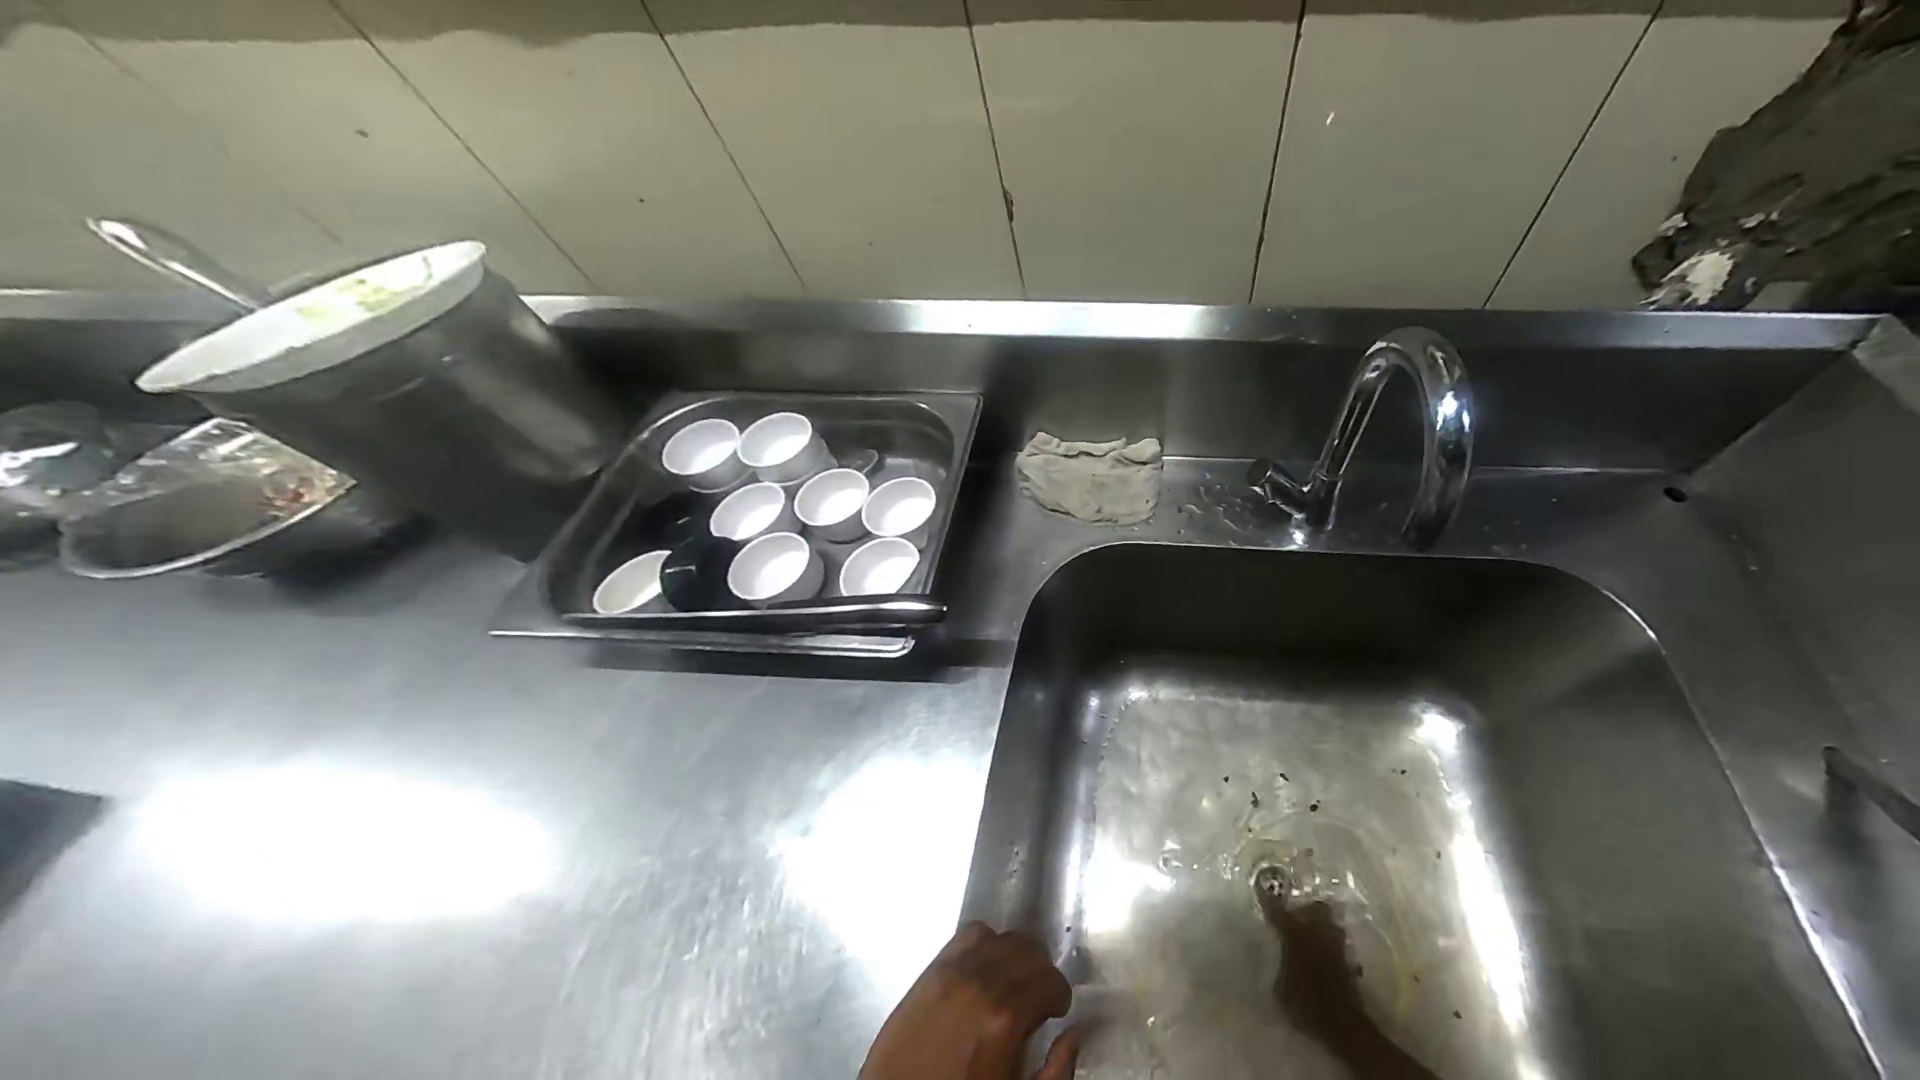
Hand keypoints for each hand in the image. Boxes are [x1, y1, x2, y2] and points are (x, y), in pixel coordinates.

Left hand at [859, 921, 1082, 1079]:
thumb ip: (1057, 1070)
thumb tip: (1075, 1030)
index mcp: (1004, 1017)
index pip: (1049, 979)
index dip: (1060, 995)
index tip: (1056, 1012)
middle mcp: (979, 982)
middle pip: (1026, 949)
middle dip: (1040, 971)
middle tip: (1038, 998)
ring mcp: (950, 970)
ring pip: (998, 936)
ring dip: (1012, 953)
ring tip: (1012, 980)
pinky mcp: (929, 970)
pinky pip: (965, 935)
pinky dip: (983, 944)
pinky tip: (984, 970)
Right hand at [1256, 867, 1439, 1079]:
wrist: (1342, 1025)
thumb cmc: (1304, 1003)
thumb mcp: (1280, 986)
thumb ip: (1281, 965)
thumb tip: (1280, 959)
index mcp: (1294, 934)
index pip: (1276, 909)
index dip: (1268, 899)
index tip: (1260, 887)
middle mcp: (1317, 933)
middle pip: (1317, 907)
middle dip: (1308, 908)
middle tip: (1298, 915)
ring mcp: (1337, 947)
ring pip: (1332, 924)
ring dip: (1324, 927)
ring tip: (1314, 935)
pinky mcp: (1350, 963)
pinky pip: (1339, 946)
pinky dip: (1333, 948)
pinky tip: (1327, 957)